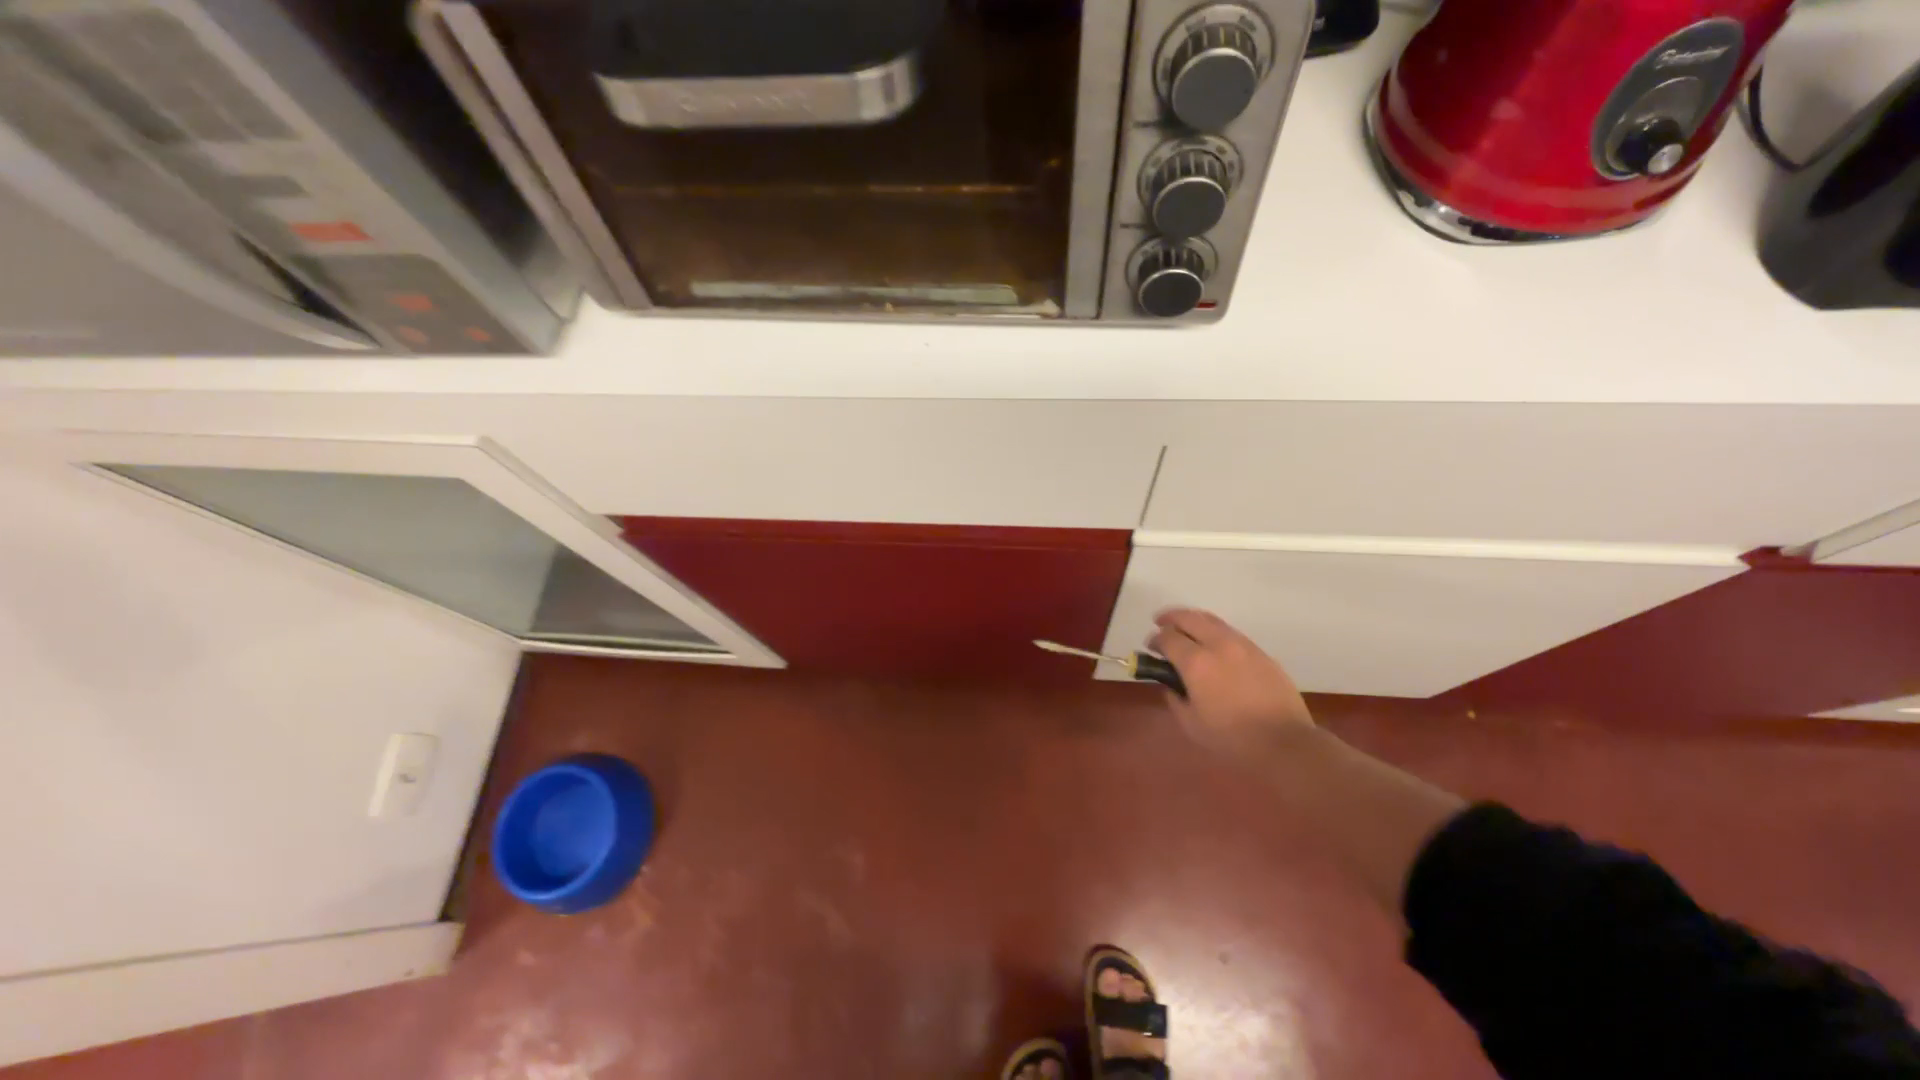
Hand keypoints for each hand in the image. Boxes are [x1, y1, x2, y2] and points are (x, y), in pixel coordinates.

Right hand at [1148, 608, 1314, 758]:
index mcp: (1196, 663)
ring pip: (1213, 620)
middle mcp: (1218, 645)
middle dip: (1171, 618)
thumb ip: (1175, 699)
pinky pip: (1231, 633)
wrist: (1283, 739)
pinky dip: (1215, 632)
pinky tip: (1213, 645)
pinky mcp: (1260, 652)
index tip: (1150, 647)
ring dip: (1194, 620)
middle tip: (1161, 624)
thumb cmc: (1232, 737)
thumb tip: (1171, 685)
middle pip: (1189, 618)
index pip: (1168, 638)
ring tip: (1186, 629)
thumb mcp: (1191, 724)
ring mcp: (1242, 645)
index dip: (1155, 639)